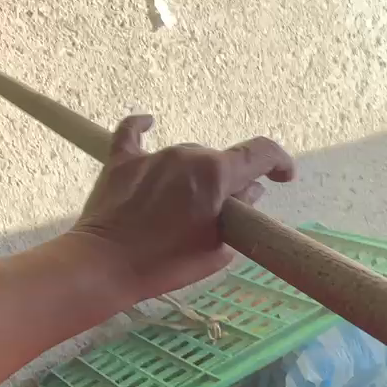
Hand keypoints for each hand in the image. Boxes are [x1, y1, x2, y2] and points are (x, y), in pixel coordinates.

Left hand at [70, 115, 295, 300]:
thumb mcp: (218, 248)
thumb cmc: (164, 262)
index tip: (281, 177)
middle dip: (222, 182)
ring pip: (182, 155)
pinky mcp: (119, 163)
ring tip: (178, 201)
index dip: (278, 162)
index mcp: (216, 174)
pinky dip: (139, 126)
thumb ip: (237, 214)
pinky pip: (129, 133)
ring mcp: (150, 157)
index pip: (261, 152)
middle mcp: (185, 156)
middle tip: (212, 211)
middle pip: (216, 161)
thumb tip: (242, 194)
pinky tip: (147, 122)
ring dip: (188, 173)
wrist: (105, 264)